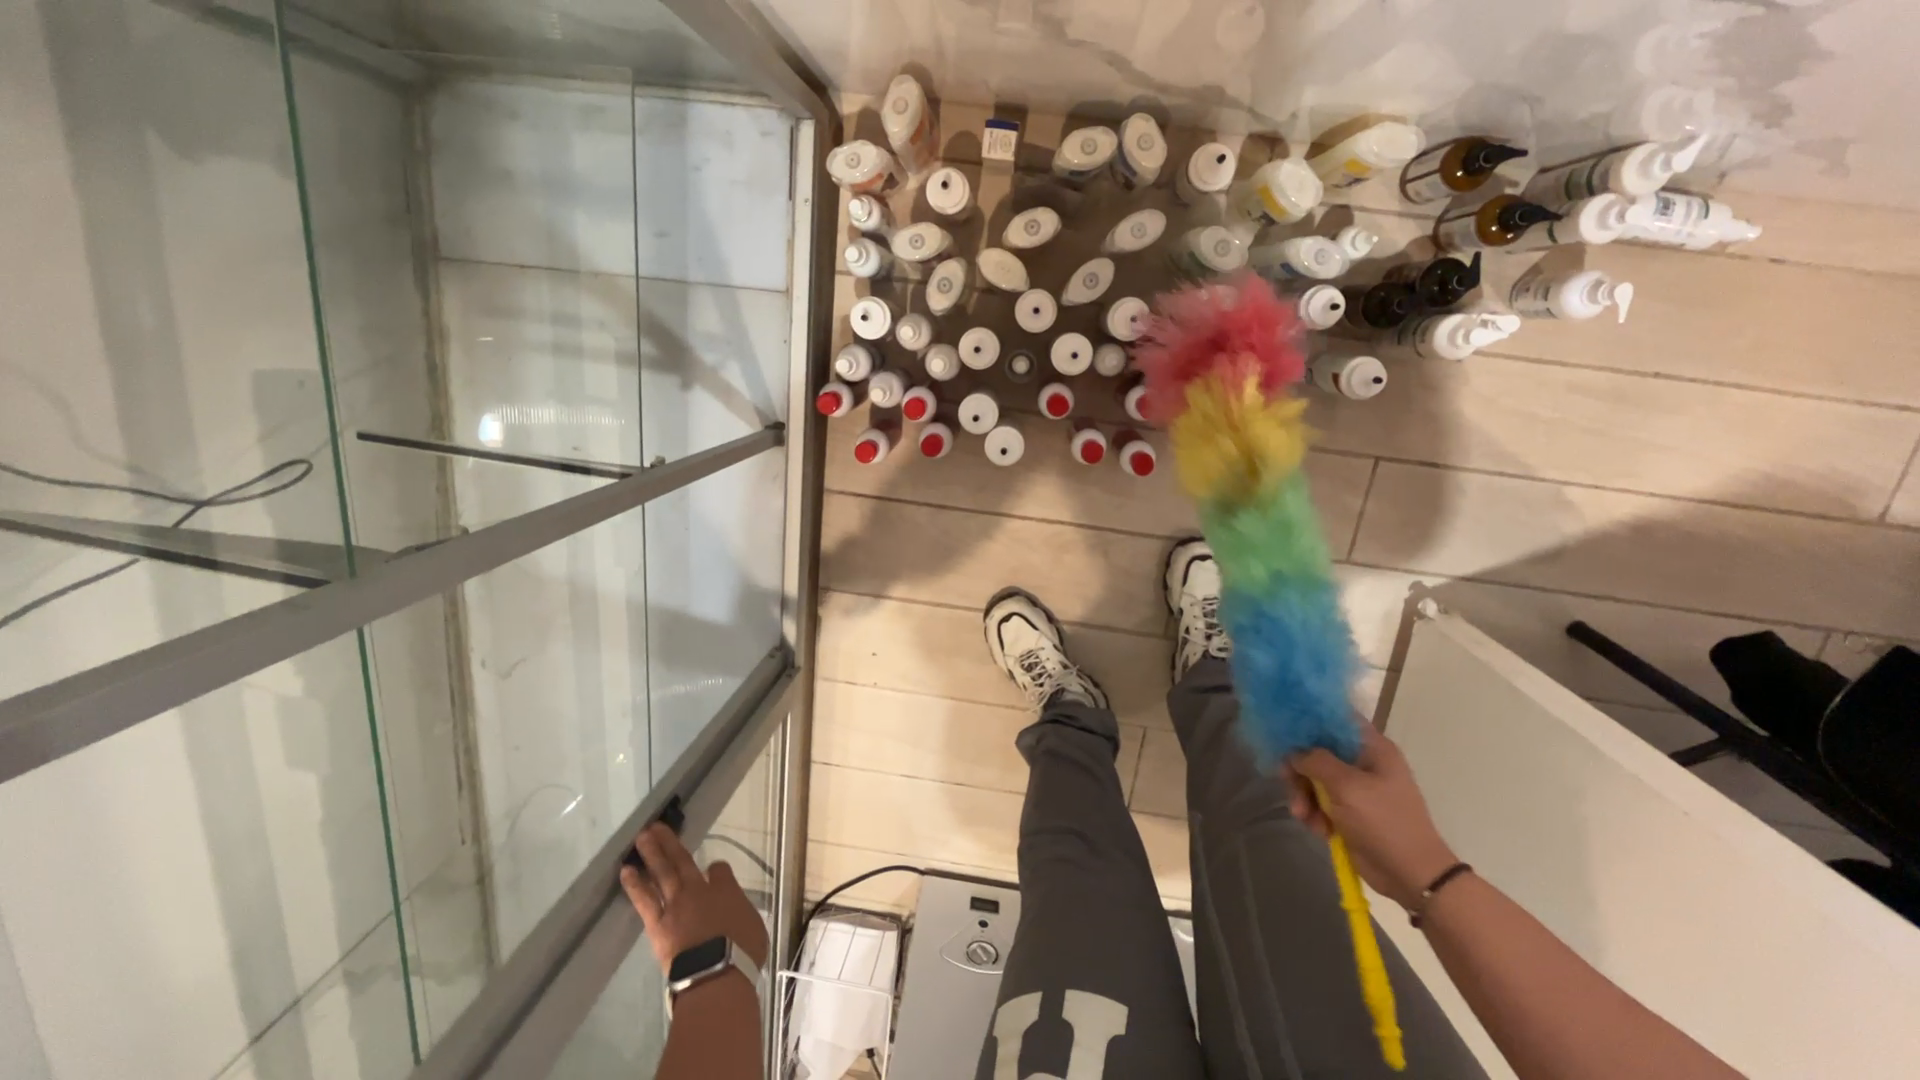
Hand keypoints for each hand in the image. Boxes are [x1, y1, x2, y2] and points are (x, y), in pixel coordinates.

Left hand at [620, 823, 771, 972]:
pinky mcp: (657, 924)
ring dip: (651, 853)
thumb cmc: (743, 953)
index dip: (717, 869)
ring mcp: (676, 905)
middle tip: (656, 826)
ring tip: (641, 837)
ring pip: (662, 873)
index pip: (720, 870)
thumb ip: (740, 911)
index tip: (714, 870)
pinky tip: (626, 871)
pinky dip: (635, 884)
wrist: (715, 974)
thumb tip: (732, 906)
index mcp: (727, 891)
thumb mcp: (754, 926)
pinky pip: (644, 898)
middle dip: (671, 843)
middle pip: (683, 862)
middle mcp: (699, 891)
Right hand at [1285, 723, 1460, 910]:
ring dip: (1303, 796)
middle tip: (1286, 782)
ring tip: (1304, 816)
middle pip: (1318, 750)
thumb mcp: (1348, 787)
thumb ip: (1316, 761)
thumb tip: (1294, 750)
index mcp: (1372, 747)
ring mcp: (1356, 788)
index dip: (1309, 720)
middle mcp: (1363, 762)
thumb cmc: (1384, 822)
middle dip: (1300, 768)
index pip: (1336, 718)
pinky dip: (1314, 813)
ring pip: (1314, 778)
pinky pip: (1320, 802)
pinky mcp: (1348, 811)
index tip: (1283, 730)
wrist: (1410, 874)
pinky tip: (1317, 829)